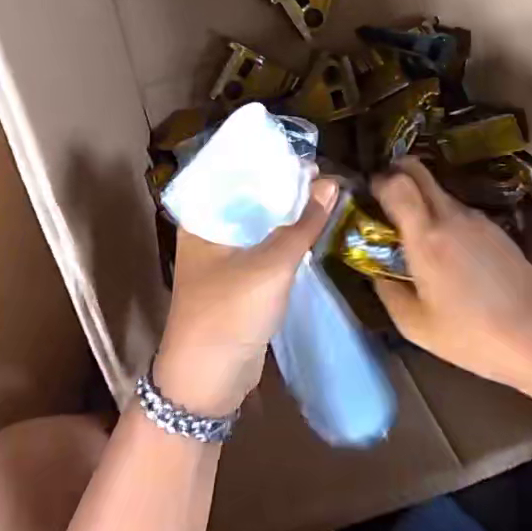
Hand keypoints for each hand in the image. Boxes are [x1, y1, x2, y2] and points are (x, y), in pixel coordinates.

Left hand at [153, 178, 336, 416]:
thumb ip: (302, 224)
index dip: (264, 160)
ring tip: (322, 192)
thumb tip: (330, 182)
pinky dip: (285, 237)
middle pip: (247, 197)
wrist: (207, 381)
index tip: (299, 149)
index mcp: (201, 217)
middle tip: (319, 171)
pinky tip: (310, 228)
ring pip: (257, 223)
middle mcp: (208, 231)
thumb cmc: (228, 313)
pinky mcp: (238, 280)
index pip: (231, 173)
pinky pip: (263, 247)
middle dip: (280, 185)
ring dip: (285, 211)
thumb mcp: (270, 266)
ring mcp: (222, 257)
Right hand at [369, 160, 531, 390]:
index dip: (376, 181)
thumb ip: (387, 291)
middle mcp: (449, 216)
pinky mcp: (495, 229)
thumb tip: (375, 271)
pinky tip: (445, 251)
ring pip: (437, 190)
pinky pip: (456, 210)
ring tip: (413, 233)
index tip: (366, 196)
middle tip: (383, 198)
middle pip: (417, 170)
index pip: (395, 182)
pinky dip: (441, 216)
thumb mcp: (416, 326)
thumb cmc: (475, 335)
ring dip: (419, 198)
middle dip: (395, 173)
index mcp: (425, 235)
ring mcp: (476, 219)